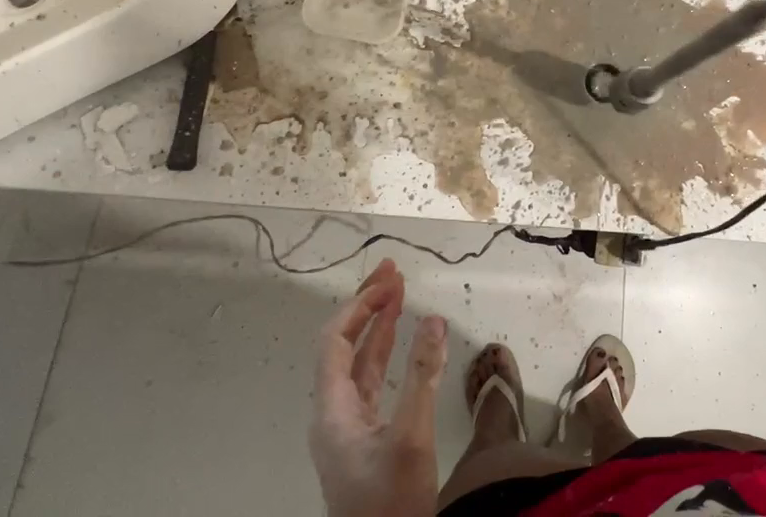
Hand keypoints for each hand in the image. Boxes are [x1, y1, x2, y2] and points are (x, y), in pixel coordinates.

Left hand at [310, 259, 448, 516]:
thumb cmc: (391, 501)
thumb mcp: (410, 437)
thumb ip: (422, 376)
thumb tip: (433, 320)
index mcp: (332, 410)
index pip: (336, 341)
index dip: (359, 306)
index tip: (388, 281)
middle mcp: (334, 413)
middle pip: (345, 346)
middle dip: (368, 306)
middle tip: (393, 272)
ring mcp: (349, 428)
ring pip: (360, 364)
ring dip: (380, 328)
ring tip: (399, 294)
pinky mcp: (367, 440)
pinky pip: (373, 384)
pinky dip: (388, 355)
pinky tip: (405, 343)